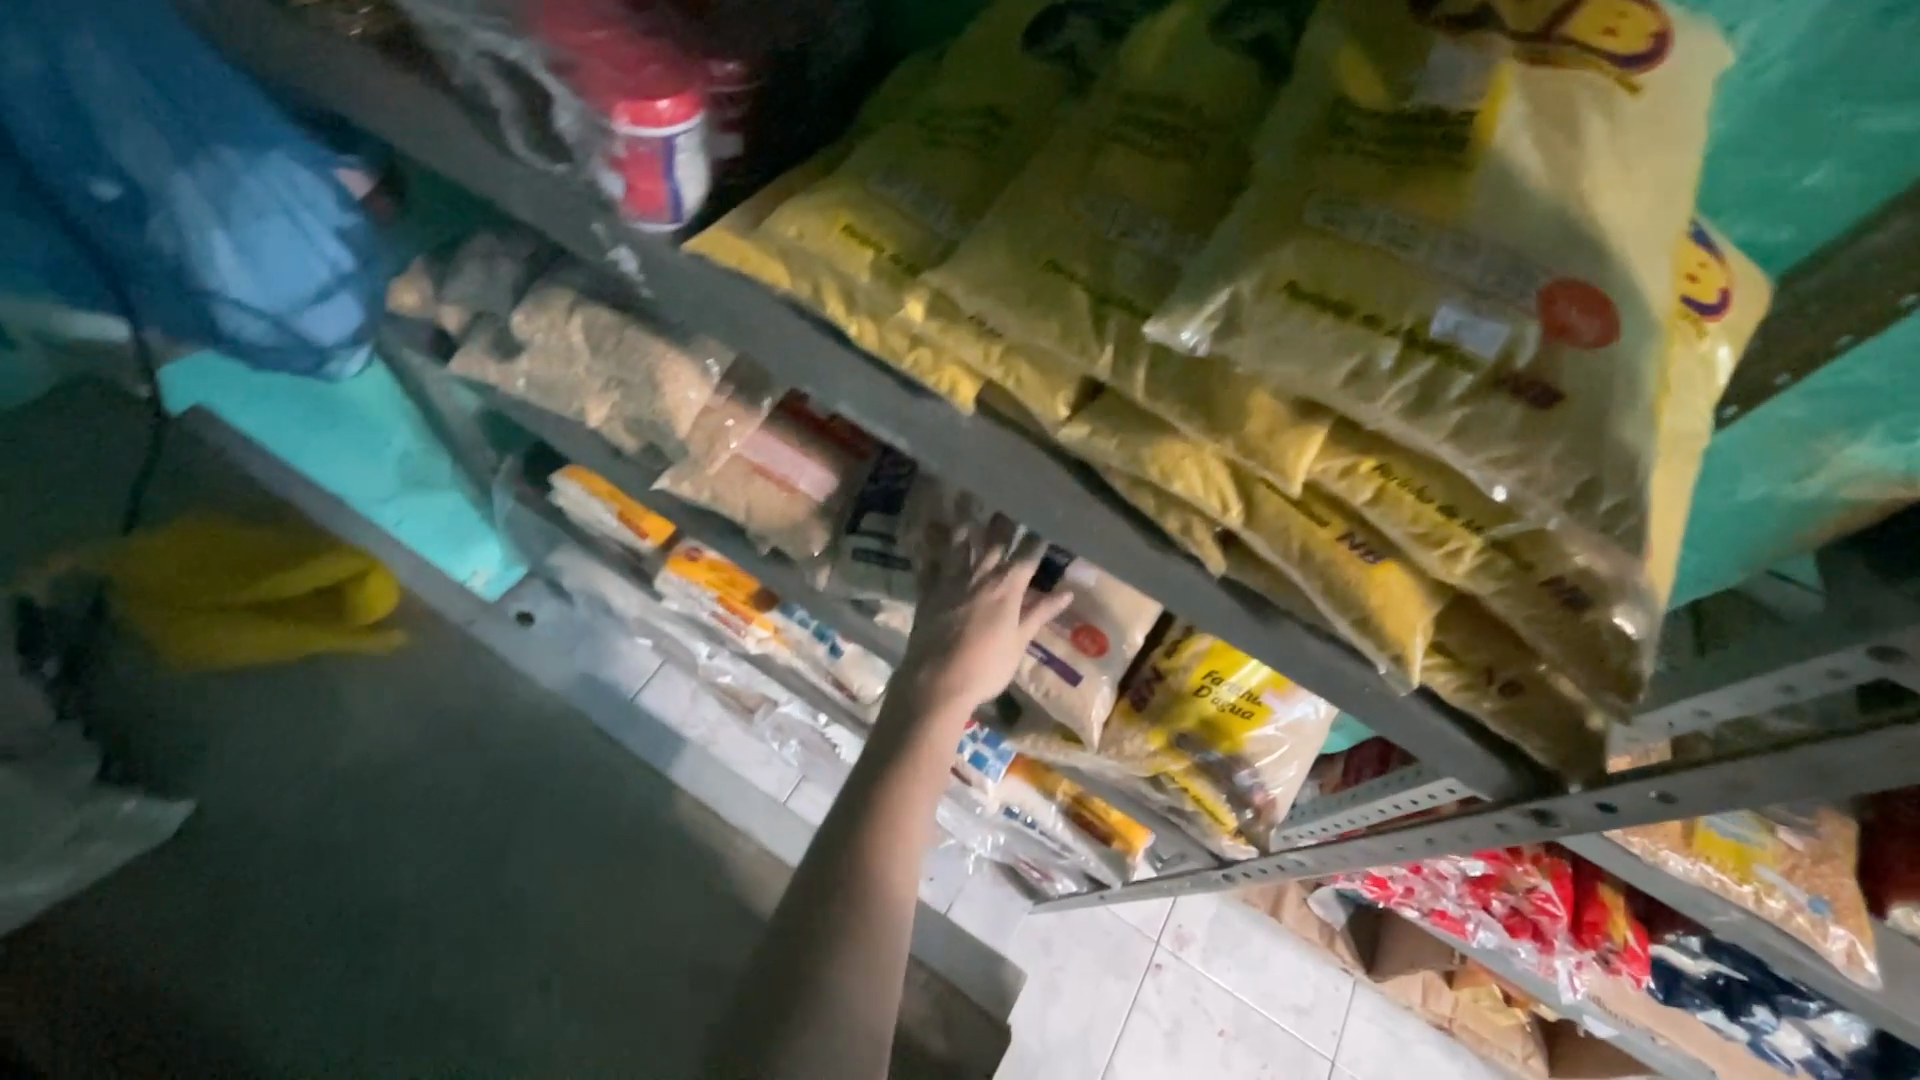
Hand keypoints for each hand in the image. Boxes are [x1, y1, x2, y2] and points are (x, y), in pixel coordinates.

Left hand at [893, 510, 1074, 715]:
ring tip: (969, 511)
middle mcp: (980, 576)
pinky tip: (928, 538)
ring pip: (960, 546)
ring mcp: (951, 581)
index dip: (1037, 540)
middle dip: (1004, 525)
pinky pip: (930, 565)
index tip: (1045, 524)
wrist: (937, 680)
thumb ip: (1040, 613)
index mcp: (1007, 588)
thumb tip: (1067, 593)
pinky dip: (932, 551)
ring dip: (967, 529)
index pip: (1027, 556)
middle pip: (994, 543)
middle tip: (1008, 506)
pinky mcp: (928, 592)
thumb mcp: (1019, 642)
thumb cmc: (986, 666)